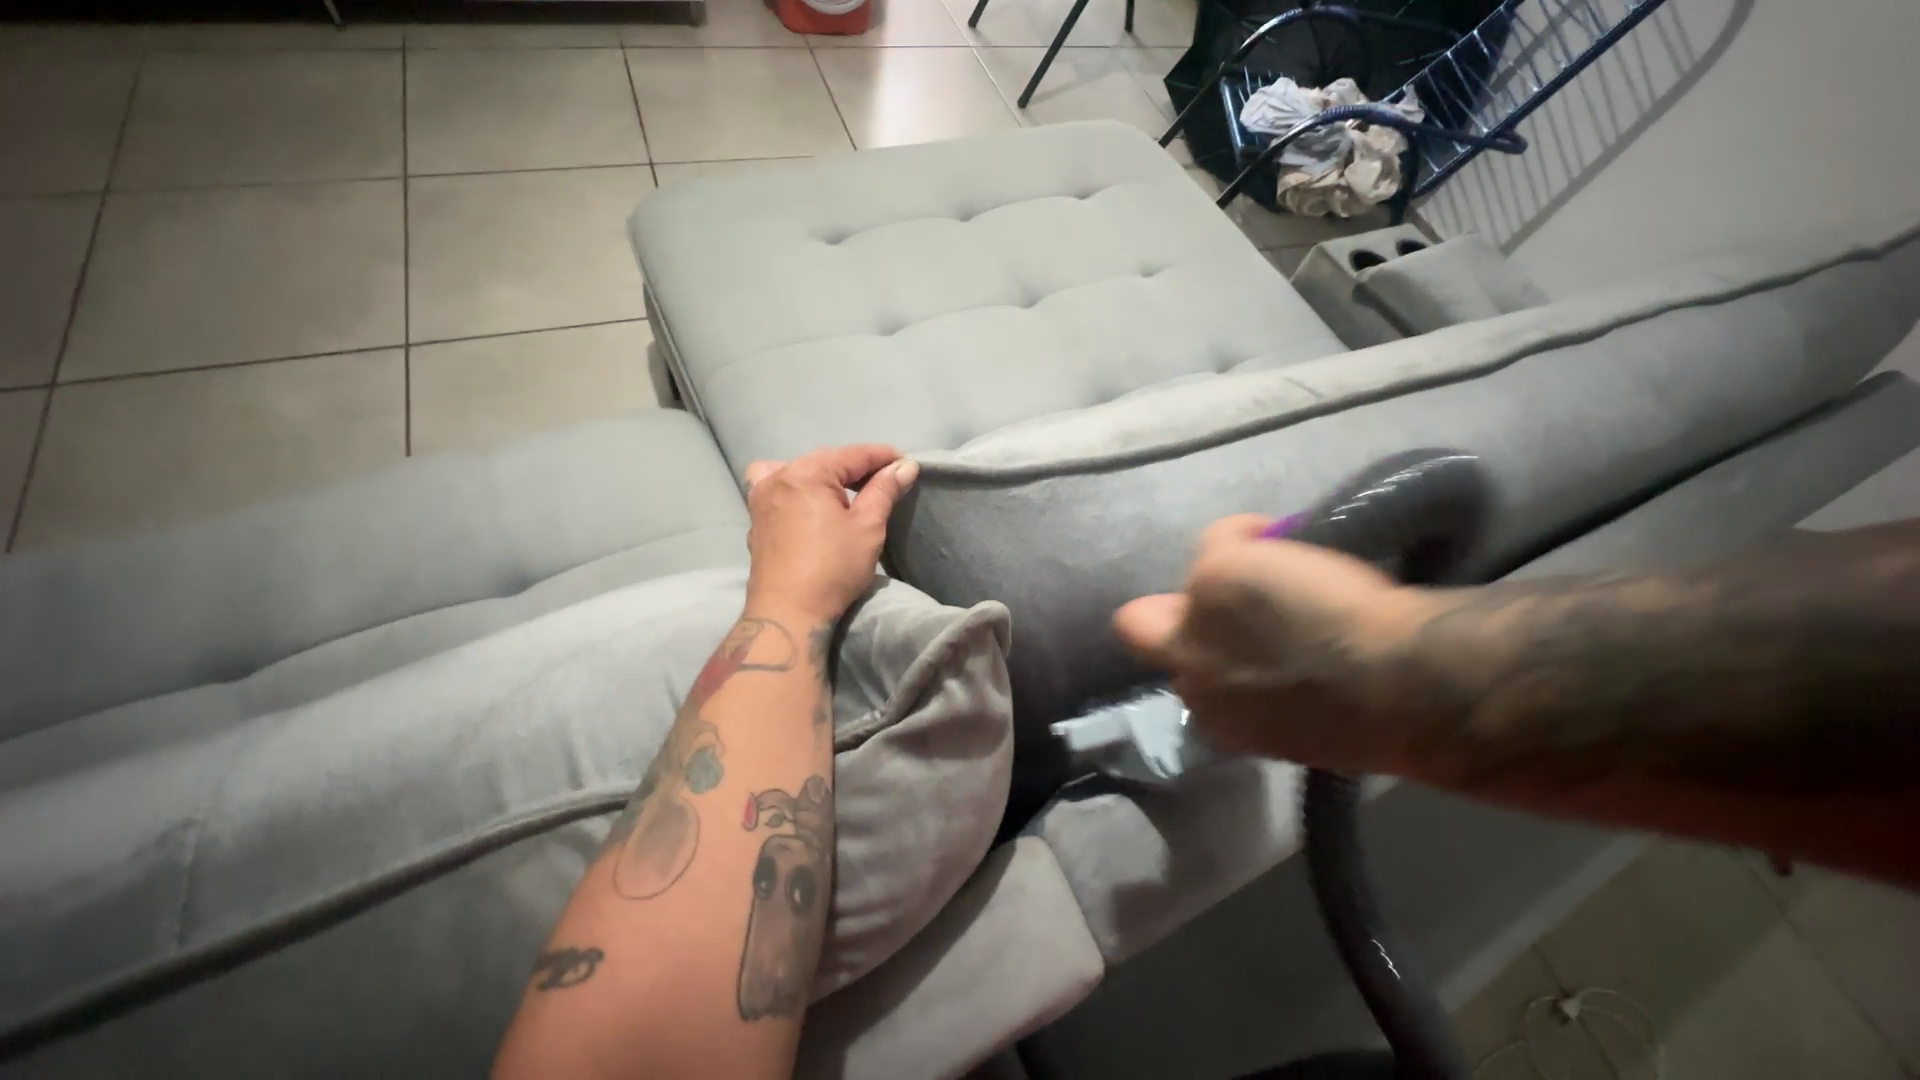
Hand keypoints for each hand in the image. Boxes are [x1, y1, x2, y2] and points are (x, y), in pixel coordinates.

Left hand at [742, 445, 918, 622]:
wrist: (788, 613)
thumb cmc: (833, 568)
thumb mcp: (868, 526)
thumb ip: (884, 490)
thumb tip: (905, 466)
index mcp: (805, 473)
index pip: (852, 454)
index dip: (882, 456)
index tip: (906, 463)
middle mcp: (776, 477)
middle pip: (824, 461)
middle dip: (854, 467)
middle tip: (883, 481)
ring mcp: (760, 499)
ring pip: (795, 471)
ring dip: (821, 475)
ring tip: (843, 493)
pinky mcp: (756, 522)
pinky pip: (777, 491)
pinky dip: (796, 490)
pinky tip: (809, 506)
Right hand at [1113, 514, 1442, 773]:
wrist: (1393, 685)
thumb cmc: (1374, 716)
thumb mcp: (1300, 727)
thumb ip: (1266, 697)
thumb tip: (1272, 673)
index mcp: (1218, 721)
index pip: (1184, 684)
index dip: (1205, 657)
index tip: (1238, 647)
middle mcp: (1191, 674)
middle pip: (1142, 630)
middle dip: (1170, 617)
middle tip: (1230, 600)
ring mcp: (1196, 618)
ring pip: (1194, 579)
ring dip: (1230, 573)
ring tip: (1282, 567)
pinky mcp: (1212, 574)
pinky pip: (1219, 536)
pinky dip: (1248, 531)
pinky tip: (1282, 534)